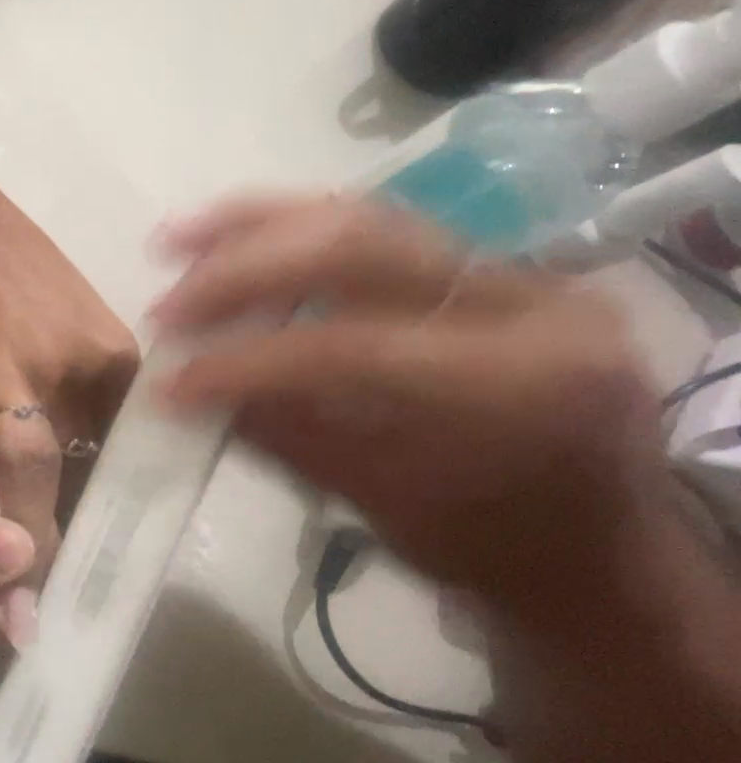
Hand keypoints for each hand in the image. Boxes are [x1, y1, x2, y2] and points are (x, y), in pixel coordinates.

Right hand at [0, 194, 139, 645]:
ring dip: (13, 528)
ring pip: (23, 456)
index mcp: (114, 366)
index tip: (80, 584)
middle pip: (68, 471)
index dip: (95, 529)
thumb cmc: (13, 279)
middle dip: (47, 547)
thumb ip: (90, 401)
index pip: (114, 461)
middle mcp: (73, 368)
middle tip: (28, 612)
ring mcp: (7, 362)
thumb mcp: (77, 329)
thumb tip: (89, 476)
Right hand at [150, 195, 678, 613]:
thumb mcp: (378, 502)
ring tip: (174, 240)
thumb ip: (285, 433)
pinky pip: (380, 229)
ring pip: (368, 216)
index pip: (355, 346)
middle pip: (361, 248)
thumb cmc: (490, 546)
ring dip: (255, 228)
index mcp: (521, 383)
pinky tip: (233, 237)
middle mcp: (531, 303)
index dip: (248, 361)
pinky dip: (293, 230)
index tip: (169, 387)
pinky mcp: (489, 266)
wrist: (596, 544)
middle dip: (242, 272)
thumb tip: (184, 387)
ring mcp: (517, 273)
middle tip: (165, 307)